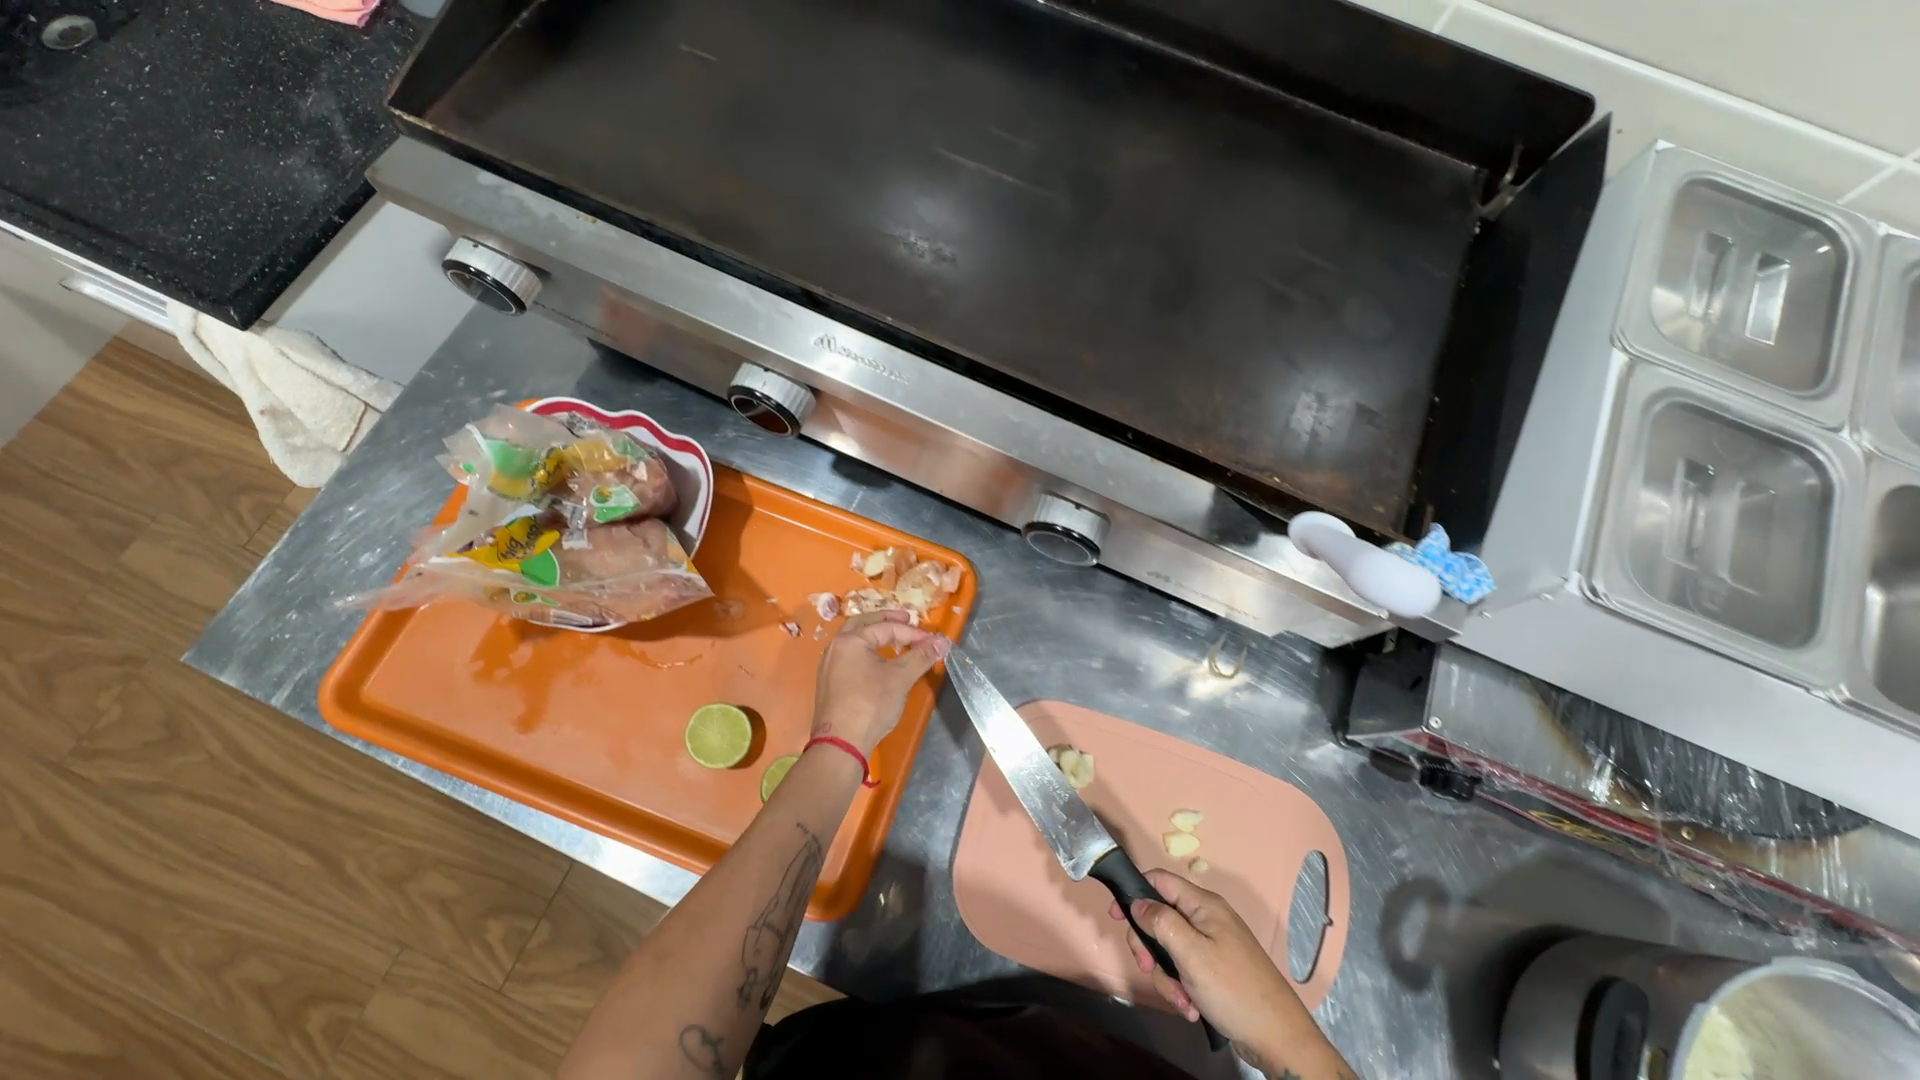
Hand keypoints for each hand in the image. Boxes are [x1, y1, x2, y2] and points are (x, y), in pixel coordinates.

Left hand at [811, 610, 949, 754]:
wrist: (841, 743)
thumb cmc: (871, 704)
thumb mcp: (900, 678)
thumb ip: (921, 656)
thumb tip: (942, 642)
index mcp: (851, 640)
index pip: (886, 628)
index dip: (912, 633)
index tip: (932, 641)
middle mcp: (836, 647)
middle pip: (863, 624)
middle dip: (886, 620)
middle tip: (906, 619)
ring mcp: (829, 665)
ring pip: (854, 640)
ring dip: (874, 635)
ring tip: (893, 638)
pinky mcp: (830, 682)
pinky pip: (849, 656)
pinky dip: (866, 651)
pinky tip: (877, 661)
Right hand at [1108, 869, 1302, 1067]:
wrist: (1276, 1037)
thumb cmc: (1232, 988)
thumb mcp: (1191, 953)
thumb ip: (1161, 922)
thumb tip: (1137, 902)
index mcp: (1203, 905)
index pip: (1160, 880)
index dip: (1134, 892)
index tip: (1115, 916)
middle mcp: (1206, 919)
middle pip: (1159, 918)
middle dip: (1149, 947)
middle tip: (1147, 967)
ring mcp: (1211, 945)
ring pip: (1168, 949)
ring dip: (1167, 976)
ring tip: (1181, 1000)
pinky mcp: (1214, 969)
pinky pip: (1183, 970)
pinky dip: (1181, 988)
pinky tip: (1191, 1007)